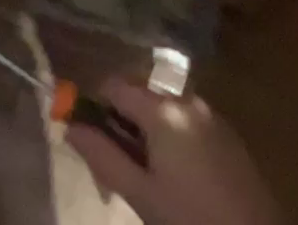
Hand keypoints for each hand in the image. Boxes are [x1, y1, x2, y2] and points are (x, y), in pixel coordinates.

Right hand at [66, 79, 280, 224]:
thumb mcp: (140, 194)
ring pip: (163, 109)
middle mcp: (187, 100)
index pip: (114, 86)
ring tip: (143, 175)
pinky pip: (186, 121)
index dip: (94, 106)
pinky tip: (175, 176)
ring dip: (145, 130)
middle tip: (114, 164)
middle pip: (140, 95)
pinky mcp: (228, 135)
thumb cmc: (191, 220)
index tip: (89, 139)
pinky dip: (170, 136)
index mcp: (163, 110)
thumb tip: (70, 126)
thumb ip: (102, 155)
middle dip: (120, 121)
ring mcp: (211, 116)